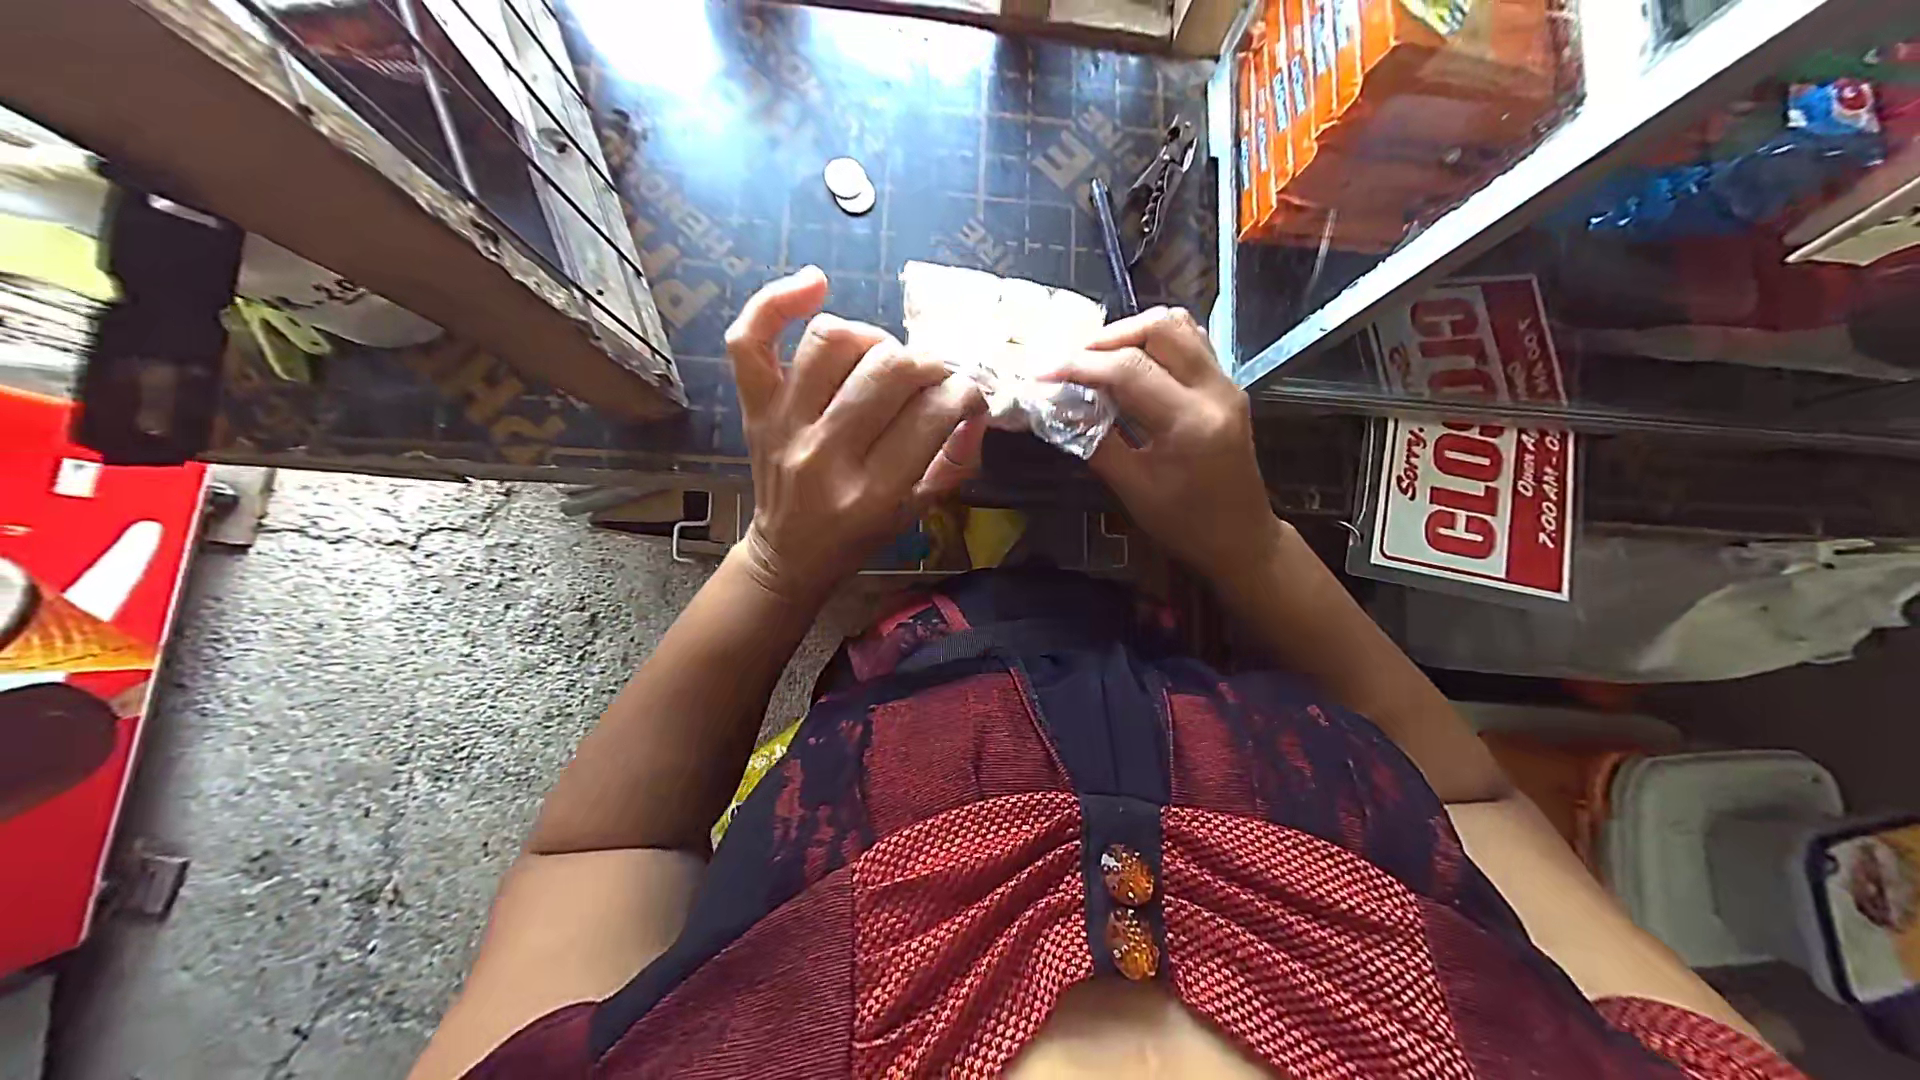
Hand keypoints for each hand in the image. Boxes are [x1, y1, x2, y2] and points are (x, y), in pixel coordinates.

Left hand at [724, 267, 985, 604]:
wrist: (790, 553)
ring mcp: (784, 425)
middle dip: (928, 365)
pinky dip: (777, 301)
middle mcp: (826, 455)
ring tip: (882, 360)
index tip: (967, 396)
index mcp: (875, 493)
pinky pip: (751, 340)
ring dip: (874, 339)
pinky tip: (816, 284)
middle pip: (890, 370)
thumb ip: (957, 458)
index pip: (934, 413)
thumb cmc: (862, 533)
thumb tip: (976, 406)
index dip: (965, 393)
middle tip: (931, 380)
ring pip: (832, 342)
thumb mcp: (922, 510)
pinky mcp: (755, 407)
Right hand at [1043, 306, 1281, 582]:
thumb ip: (1094, 441)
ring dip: (1133, 333)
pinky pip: (1190, 342)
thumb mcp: (1132, 488)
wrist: (1240, 538)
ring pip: (1179, 326)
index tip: (1045, 373)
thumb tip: (1059, 408)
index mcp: (1188, 422)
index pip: (1128, 370)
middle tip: (1072, 362)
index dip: (1080, 365)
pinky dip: (1155, 342)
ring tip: (1099, 359)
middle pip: (1159, 328)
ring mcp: (1225, 384)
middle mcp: (1213, 391)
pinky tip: (1130, 365)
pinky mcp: (1225, 387)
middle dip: (1108, 338)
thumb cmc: (1184, 523)